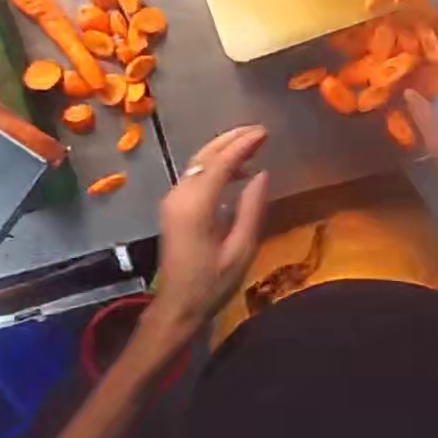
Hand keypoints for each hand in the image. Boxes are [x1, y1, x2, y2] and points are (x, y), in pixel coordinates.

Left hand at [143, 125, 273, 341]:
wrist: (177, 306)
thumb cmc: (212, 284)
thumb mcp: (241, 251)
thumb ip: (251, 209)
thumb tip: (262, 174)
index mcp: (196, 206)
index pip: (220, 163)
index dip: (242, 145)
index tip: (264, 133)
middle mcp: (180, 196)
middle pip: (205, 156)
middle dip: (231, 140)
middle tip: (259, 131)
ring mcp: (173, 200)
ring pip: (198, 163)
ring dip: (223, 150)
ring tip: (251, 143)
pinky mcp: (173, 207)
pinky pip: (195, 176)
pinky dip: (215, 165)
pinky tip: (236, 170)